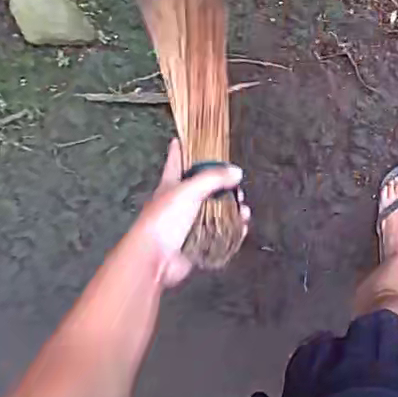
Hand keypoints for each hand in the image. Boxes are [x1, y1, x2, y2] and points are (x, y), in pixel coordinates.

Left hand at [125, 139, 246, 288]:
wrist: (153, 258)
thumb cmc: (164, 219)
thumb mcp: (189, 190)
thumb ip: (214, 178)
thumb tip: (237, 172)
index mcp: (171, 184)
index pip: (176, 160)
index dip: (181, 148)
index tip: (186, 138)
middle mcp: (179, 201)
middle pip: (203, 185)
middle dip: (223, 183)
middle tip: (237, 183)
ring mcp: (188, 222)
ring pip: (215, 209)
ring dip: (232, 207)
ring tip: (243, 208)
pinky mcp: (197, 241)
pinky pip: (220, 231)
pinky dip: (233, 228)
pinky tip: (241, 225)